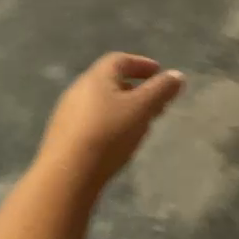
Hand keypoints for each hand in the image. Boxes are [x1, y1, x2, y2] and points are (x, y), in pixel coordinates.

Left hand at [37, 53, 185, 192]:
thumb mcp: (142, 109)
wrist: (65, 178)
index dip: (141, 63)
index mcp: (96, 77)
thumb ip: (161, 90)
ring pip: (101, 105)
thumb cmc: (108, 134)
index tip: (158, 72)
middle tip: (154, 102)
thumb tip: (177, 75)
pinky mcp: (62, 139)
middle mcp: (77, 90)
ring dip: (123, 109)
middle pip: (110, 82)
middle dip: (135, 90)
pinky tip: (118, 143)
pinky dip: (109, 125)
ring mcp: (66, 116)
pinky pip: (91, 123)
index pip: (120, 60)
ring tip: (140, 125)